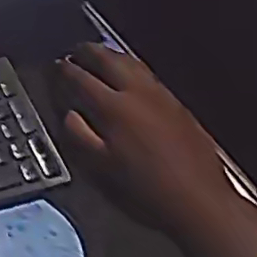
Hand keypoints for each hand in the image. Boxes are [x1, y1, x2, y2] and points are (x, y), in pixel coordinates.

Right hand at [57, 43, 237, 241]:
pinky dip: (131, 67)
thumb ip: (78, 133)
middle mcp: (136, 93)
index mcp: (112, 106)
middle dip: (86, 52)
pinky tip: (129, 75)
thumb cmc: (147, 188)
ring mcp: (161, 97)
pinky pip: (148, 74)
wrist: (203, 204)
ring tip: (99, 56)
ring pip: (130, 62)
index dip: (62, 69)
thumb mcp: (100, 165)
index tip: (54, 68)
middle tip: (74, 53)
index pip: (78, 76)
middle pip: (106, 58)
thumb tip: (69, 113)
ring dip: (110, 55)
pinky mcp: (180, 106)